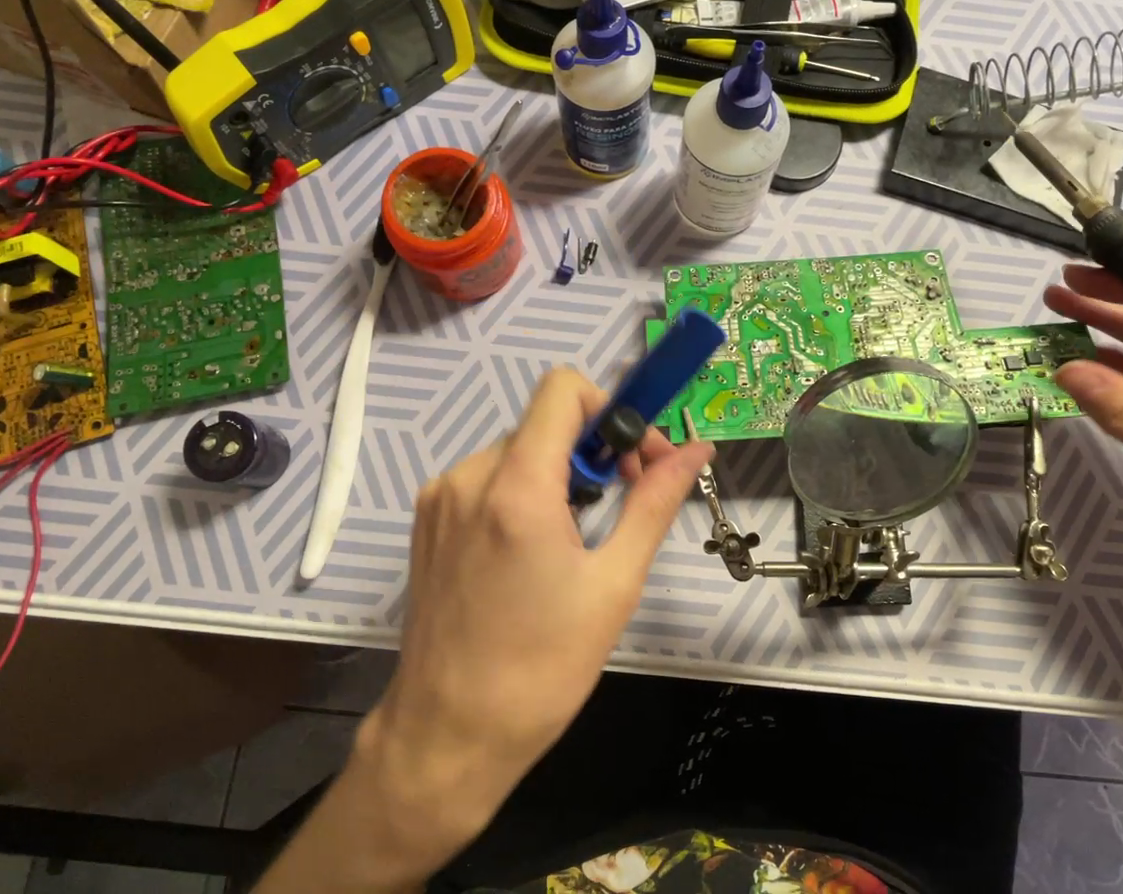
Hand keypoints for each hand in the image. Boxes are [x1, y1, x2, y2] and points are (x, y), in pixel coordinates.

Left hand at [357, 369, 712, 870]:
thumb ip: (654, 502)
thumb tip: (696, 450)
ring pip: (517, 451)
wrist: (450, 733)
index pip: (563, 390)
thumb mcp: (614, 583)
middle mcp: (468, 478)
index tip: (637, 460)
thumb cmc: (543, 667)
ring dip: (559, 475)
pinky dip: (522, 494)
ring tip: (578, 538)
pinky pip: (486, 480)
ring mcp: (440, 498)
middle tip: (624, 502)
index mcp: (516, 487)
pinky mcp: (427, 522)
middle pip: (544, 423)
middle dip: (594, 451)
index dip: (611, 409)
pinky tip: (535, 551)